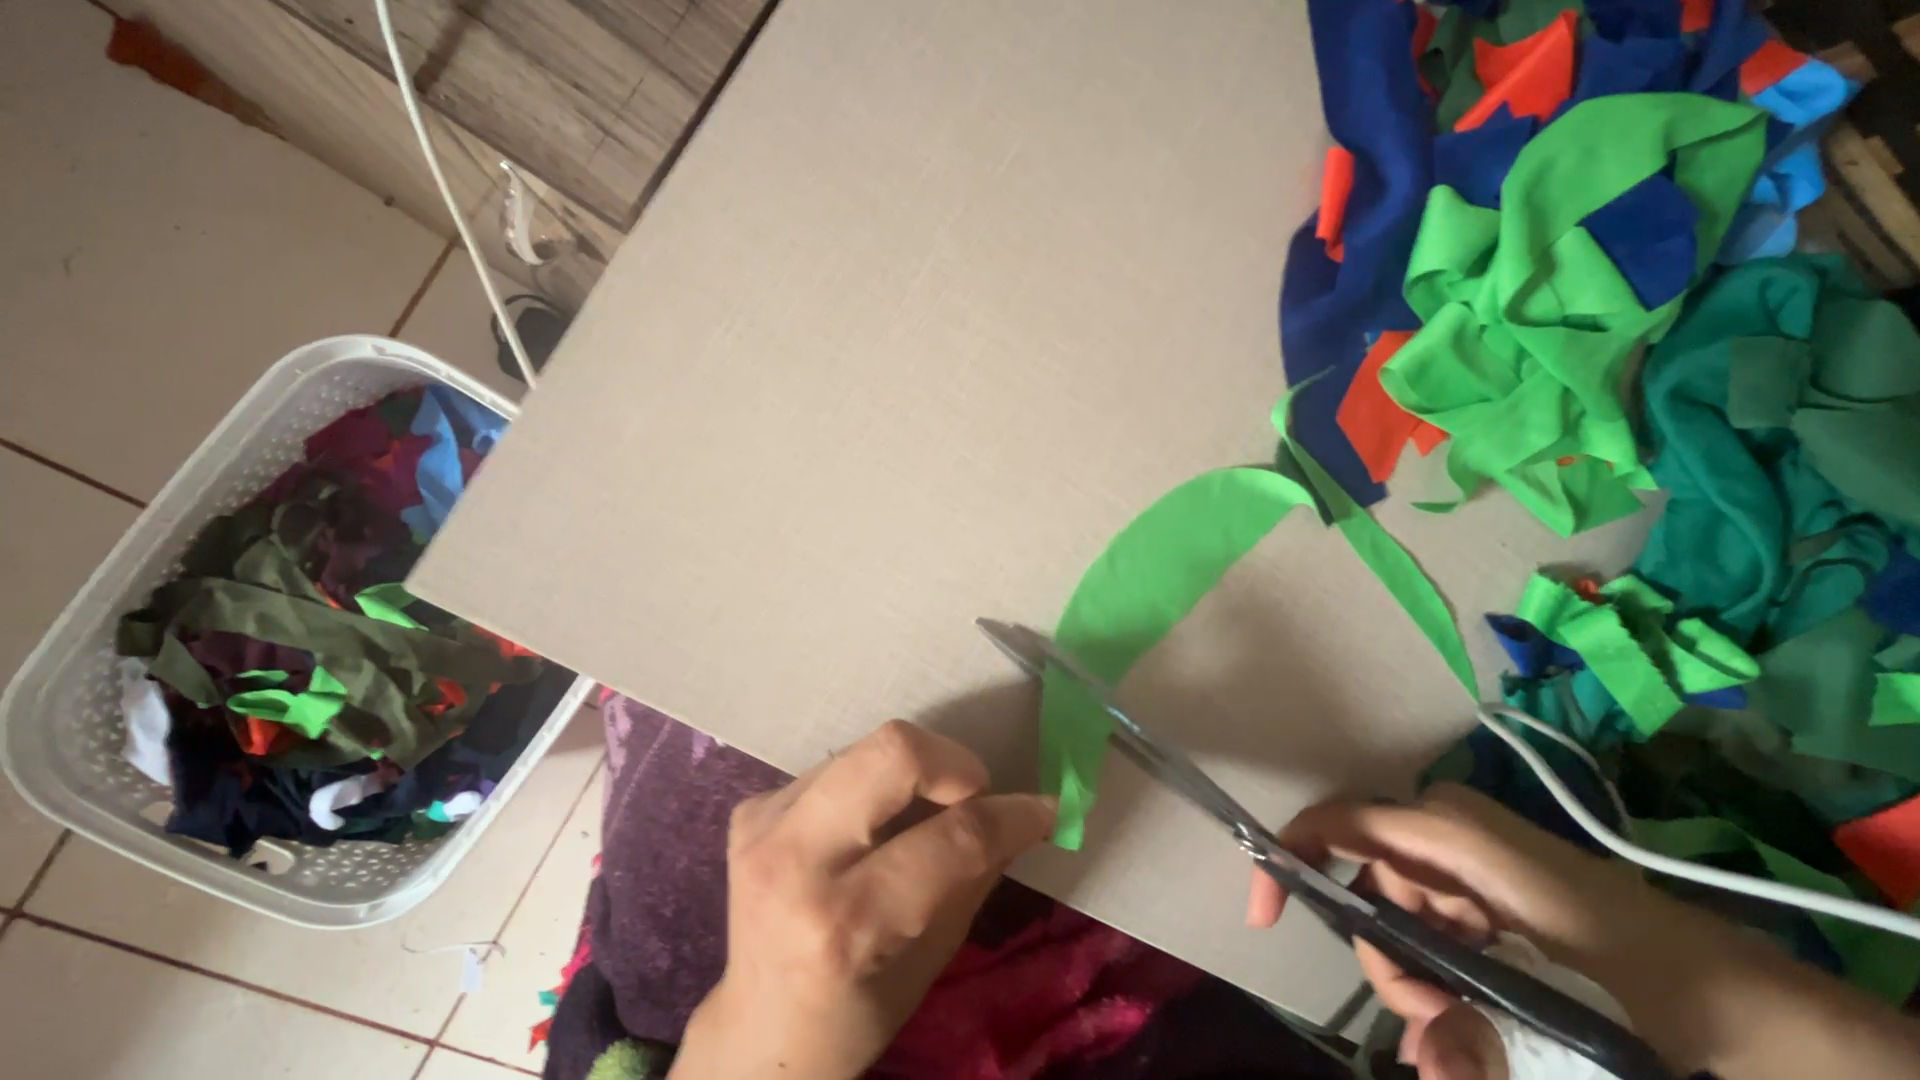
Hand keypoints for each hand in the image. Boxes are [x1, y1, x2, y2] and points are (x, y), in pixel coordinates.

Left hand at [671, 721, 1056, 1079]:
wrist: (759, 1029)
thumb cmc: (859, 1010)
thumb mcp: (934, 954)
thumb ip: (978, 871)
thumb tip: (1026, 811)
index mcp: (848, 922)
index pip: (953, 839)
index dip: (1012, 816)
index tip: (1042, 808)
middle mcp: (795, 860)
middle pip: (893, 753)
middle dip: (955, 764)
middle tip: (975, 795)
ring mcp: (763, 826)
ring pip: (865, 747)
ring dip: (915, 772)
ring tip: (925, 811)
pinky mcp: (749, 808)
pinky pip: (834, 767)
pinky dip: (873, 787)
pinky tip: (872, 825)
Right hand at [1249, 785, 1919, 1079]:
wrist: (1811, 1041)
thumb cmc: (1709, 1022)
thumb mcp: (1590, 1039)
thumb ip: (1493, 1040)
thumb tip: (1426, 1056)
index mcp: (1495, 857)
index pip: (1365, 822)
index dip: (1298, 847)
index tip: (1264, 909)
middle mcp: (1491, 852)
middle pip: (1382, 875)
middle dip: (1380, 947)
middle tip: (1425, 1023)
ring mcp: (1510, 883)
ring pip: (1414, 911)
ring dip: (1415, 979)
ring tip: (1453, 1044)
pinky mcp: (1528, 916)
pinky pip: (1453, 933)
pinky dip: (1444, 981)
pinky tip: (1467, 1036)